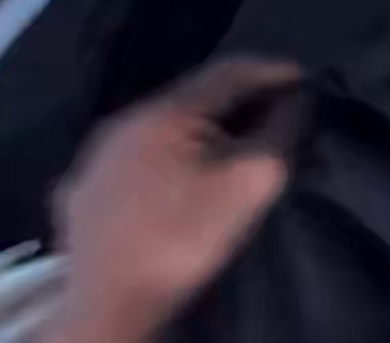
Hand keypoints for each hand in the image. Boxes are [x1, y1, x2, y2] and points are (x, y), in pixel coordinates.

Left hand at [43, 60, 302, 342]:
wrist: (106, 317)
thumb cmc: (185, 239)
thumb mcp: (253, 179)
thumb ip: (281, 128)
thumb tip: (297, 96)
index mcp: (165, 112)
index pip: (231, 71)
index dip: (273, 70)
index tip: (306, 79)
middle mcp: (125, 121)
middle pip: (198, 92)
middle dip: (243, 94)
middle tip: (279, 104)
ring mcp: (97, 156)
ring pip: (167, 120)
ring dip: (209, 120)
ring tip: (240, 132)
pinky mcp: (83, 190)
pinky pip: (141, 150)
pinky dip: (175, 147)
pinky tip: (188, 165)